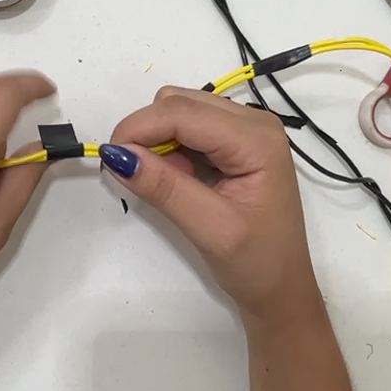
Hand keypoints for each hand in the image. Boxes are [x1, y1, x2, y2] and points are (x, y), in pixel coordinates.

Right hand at [101, 87, 316, 321]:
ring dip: (158, 140)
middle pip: (178, 103)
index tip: (109, 159)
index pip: (182, 113)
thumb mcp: (210, 229)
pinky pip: (185, 125)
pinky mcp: (231, 140)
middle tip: (141, 177)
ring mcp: (243, 129)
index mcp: (257, 140)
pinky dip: (169, 147)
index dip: (139, 128)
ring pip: (178, 109)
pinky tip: (179, 178)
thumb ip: (164, 188)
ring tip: (169, 182)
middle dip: (147, 132)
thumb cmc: (257, 263)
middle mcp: (252, 122)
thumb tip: (116, 154)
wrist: (281, 287)